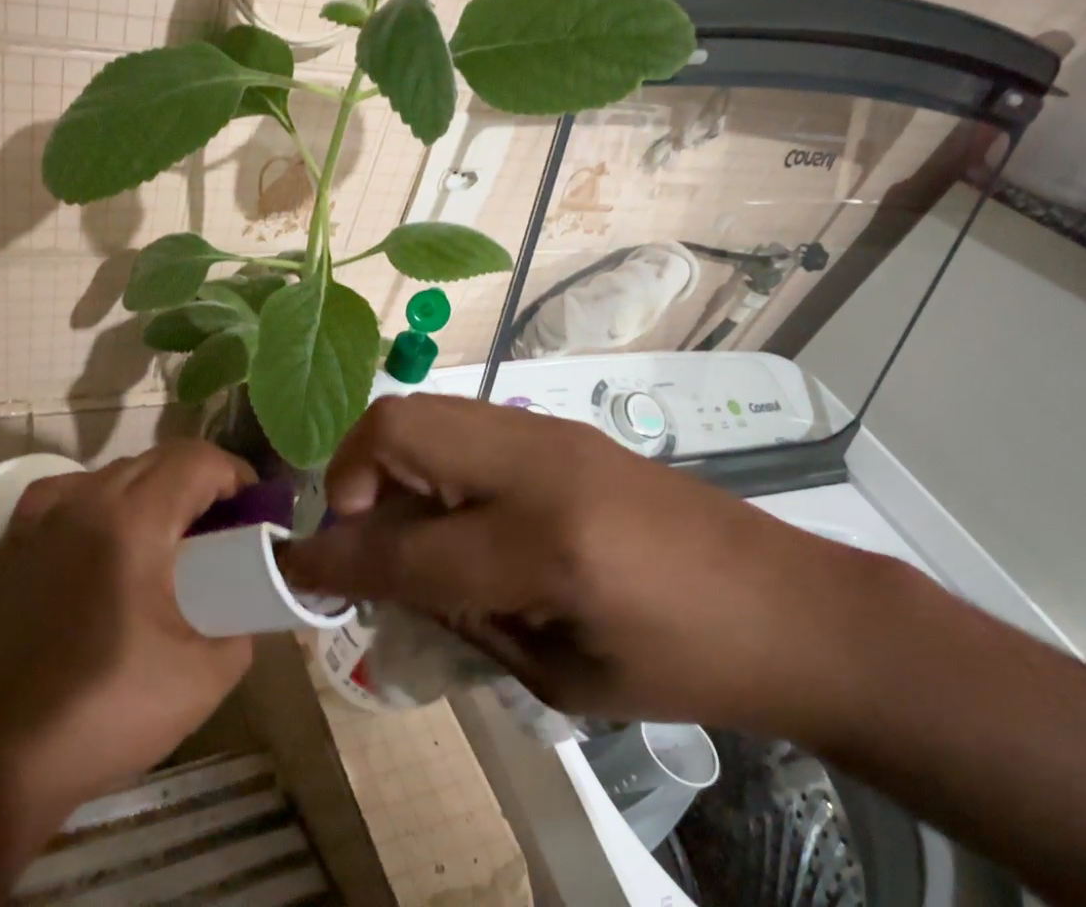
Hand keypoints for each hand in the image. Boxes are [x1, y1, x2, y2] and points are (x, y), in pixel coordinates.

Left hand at [0, 439, 259, 807]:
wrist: (7, 756)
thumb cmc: (111, 710)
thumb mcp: (208, 672)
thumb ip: (243, 619)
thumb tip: (246, 596)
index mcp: (130, 522)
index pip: (196, 460)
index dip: (237, 476)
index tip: (256, 514)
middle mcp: (79, 502)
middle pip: (155, 460)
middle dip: (200, 484)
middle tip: (224, 532)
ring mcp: (37, 521)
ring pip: (111, 475)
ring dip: (152, 493)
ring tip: (169, 544)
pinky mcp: (10, 545)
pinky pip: (68, 499)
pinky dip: (102, 506)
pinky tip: (109, 546)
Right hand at [282, 394, 910, 735]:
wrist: (793, 608)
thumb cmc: (683, 667)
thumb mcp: (559, 676)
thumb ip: (457, 616)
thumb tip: (383, 578)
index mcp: (544, 548)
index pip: (398, 547)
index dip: (331, 561)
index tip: (292, 570)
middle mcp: (538, 468)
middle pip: (394, 429)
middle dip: (348, 477)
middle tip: (360, 532)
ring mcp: (552, 434)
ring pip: (423, 409)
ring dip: (385, 461)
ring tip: (405, 522)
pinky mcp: (563, 428)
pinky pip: (462, 422)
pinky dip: (428, 456)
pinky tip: (456, 510)